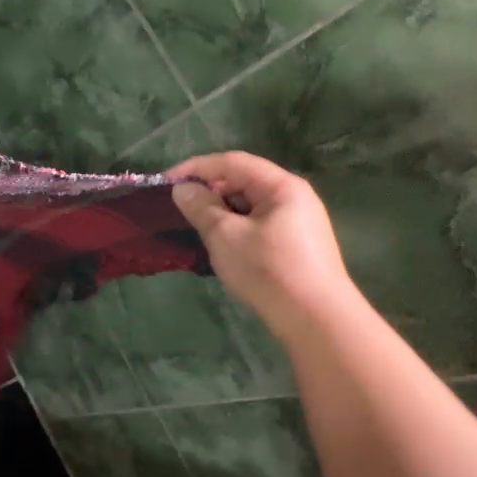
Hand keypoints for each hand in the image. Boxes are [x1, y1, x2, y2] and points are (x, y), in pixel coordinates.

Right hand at [167, 152, 360, 341]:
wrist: (313, 314)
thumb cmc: (267, 268)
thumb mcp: (224, 235)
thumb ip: (201, 207)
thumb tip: (182, 189)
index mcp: (281, 186)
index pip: (232, 162)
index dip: (195, 168)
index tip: (164, 183)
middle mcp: (293, 195)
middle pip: (243, 179)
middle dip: (208, 189)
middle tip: (177, 207)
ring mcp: (296, 218)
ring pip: (248, 202)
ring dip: (219, 208)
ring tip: (194, 226)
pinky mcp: (294, 240)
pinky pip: (256, 220)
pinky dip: (233, 223)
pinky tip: (219, 241)